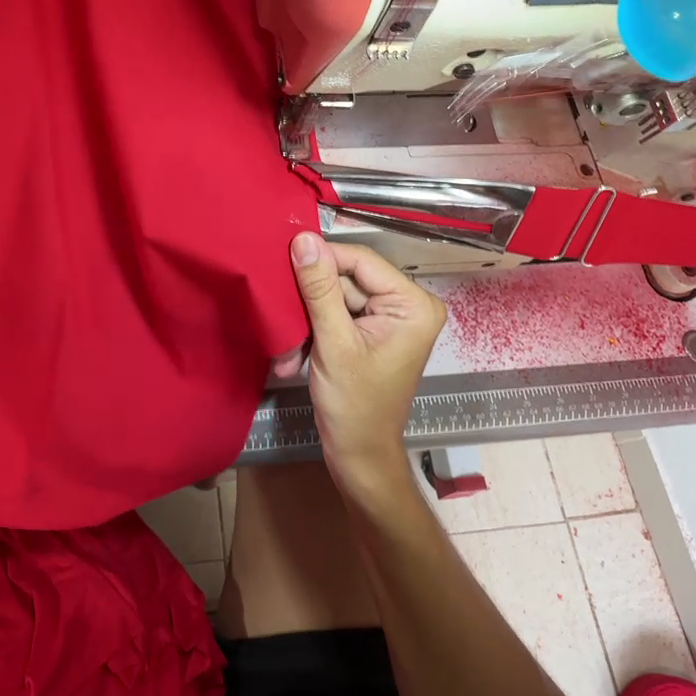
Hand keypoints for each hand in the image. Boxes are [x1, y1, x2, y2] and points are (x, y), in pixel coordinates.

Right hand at [289, 232, 447, 492]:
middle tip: (282, 316)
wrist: (359, 455)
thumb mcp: (334, 343)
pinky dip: (315, 330)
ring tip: (290, 348)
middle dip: (312, 299)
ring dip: (308, 319)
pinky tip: (296, 356)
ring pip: (336, 296)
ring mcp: (390, 318)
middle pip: (347, 278)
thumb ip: (319, 289)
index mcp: (413, 304)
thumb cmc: (354, 406)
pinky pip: (338, 314)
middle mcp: (408, 304)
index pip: (361, 260)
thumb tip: (304, 239)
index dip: (322, 258)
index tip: (282, 257)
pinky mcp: (373, 331)